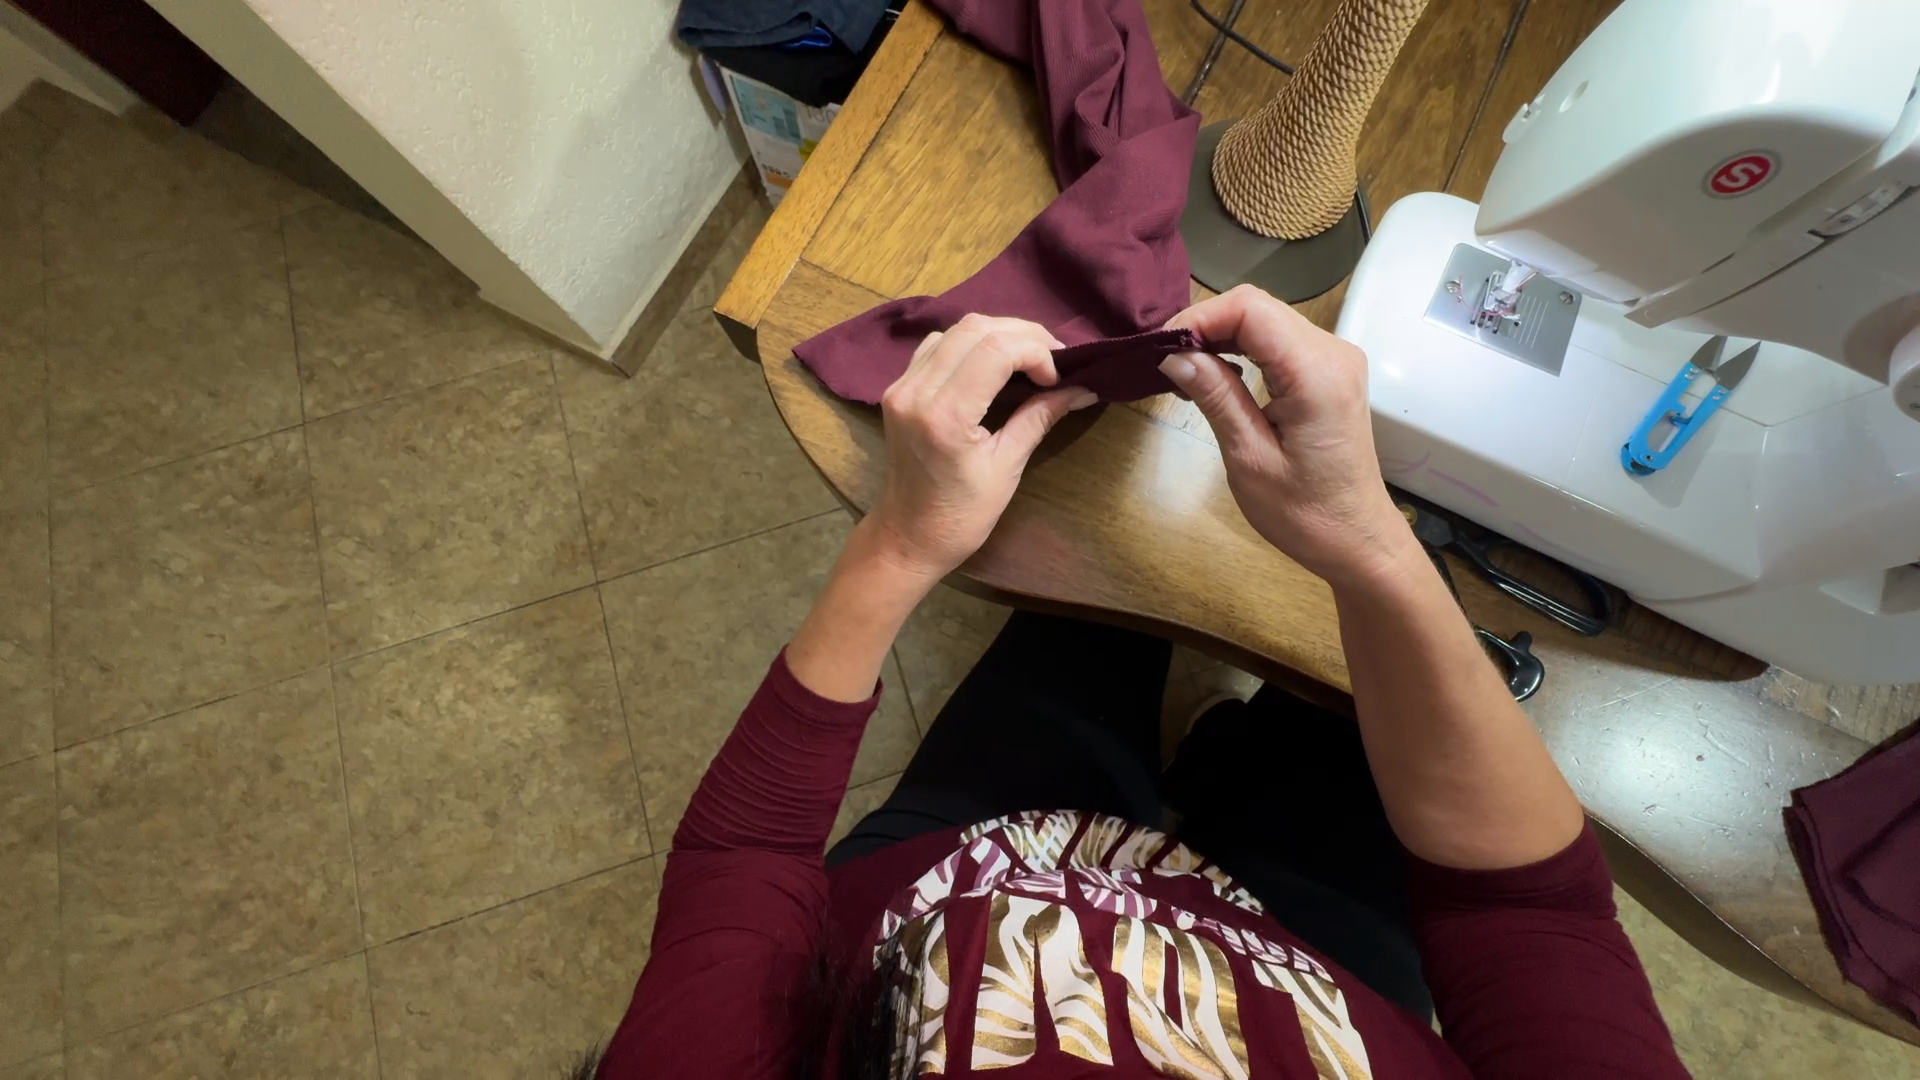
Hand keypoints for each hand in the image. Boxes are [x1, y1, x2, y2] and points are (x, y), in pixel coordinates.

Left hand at [862, 314, 1096, 580]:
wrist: (907, 536)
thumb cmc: (960, 516)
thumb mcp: (1006, 468)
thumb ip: (1038, 418)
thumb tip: (1081, 388)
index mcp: (945, 415)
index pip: (995, 349)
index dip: (1035, 351)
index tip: (1057, 376)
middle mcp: (916, 391)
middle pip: (975, 329)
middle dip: (1022, 335)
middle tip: (1052, 359)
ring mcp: (901, 387)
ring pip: (954, 331)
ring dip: (996, 334)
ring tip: (1027, 358)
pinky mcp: (897, 389)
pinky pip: (936, 346)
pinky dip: (968, 344)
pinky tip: (990, 364)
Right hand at [1157, 285, 1416, 587]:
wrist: (1354, 539)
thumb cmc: (1302, 512)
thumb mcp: (1248, 457)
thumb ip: (1215, 397)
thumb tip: (1174, 355)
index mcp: (1316, 372)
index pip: (1250, 310)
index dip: (1199, 318)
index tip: (1159, 348)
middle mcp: (1332, 352)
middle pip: (1257, 308)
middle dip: (1204, 325)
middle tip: (1162, 360)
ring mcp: (1333, 360)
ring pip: (1264, 321)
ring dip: (1218, 336)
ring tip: (1180, 368)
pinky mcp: (1327, 373)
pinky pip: (1276, 342)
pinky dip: (1239, 348)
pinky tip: (1212, 373)